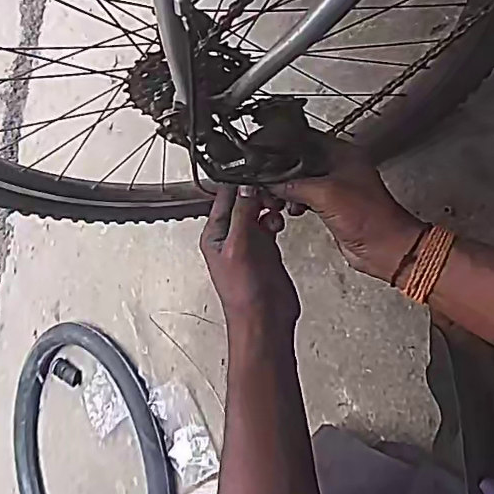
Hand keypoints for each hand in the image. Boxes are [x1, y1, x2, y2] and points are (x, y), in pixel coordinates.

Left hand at [200, 185, 298, 327]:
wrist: (264, 319)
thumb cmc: (244, 293)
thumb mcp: (239, 245)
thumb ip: (242, 213)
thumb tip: (246, 187)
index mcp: (215, 234)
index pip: (224, 198)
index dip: (238, 184)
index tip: (253, 173)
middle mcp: (230, 236)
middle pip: (242, 201)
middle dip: (257, 193)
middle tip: (269, 190)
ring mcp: (249, 242)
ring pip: (258, 211)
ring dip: (267, 205)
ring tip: (274, 206)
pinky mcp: (266, 249)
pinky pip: (270, 224)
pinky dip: (275, 219)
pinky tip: (279, 222)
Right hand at [272, 136, 423, 282]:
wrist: (383, 247)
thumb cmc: (369, 217)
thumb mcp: (324, 193)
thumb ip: (294, 184)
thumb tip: (272, 183)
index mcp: (343, 154)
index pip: (307, 139)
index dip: (286, 144)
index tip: (268, 151)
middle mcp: (340, 167)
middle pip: (302, 160)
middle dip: (283, 170)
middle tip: (268, 178)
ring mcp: (336, 187)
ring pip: (303, 180)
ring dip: (287, 188)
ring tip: (277, 197)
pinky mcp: (332, 206)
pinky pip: (306, 197)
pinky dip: (295, 202)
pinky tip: (290, 209)